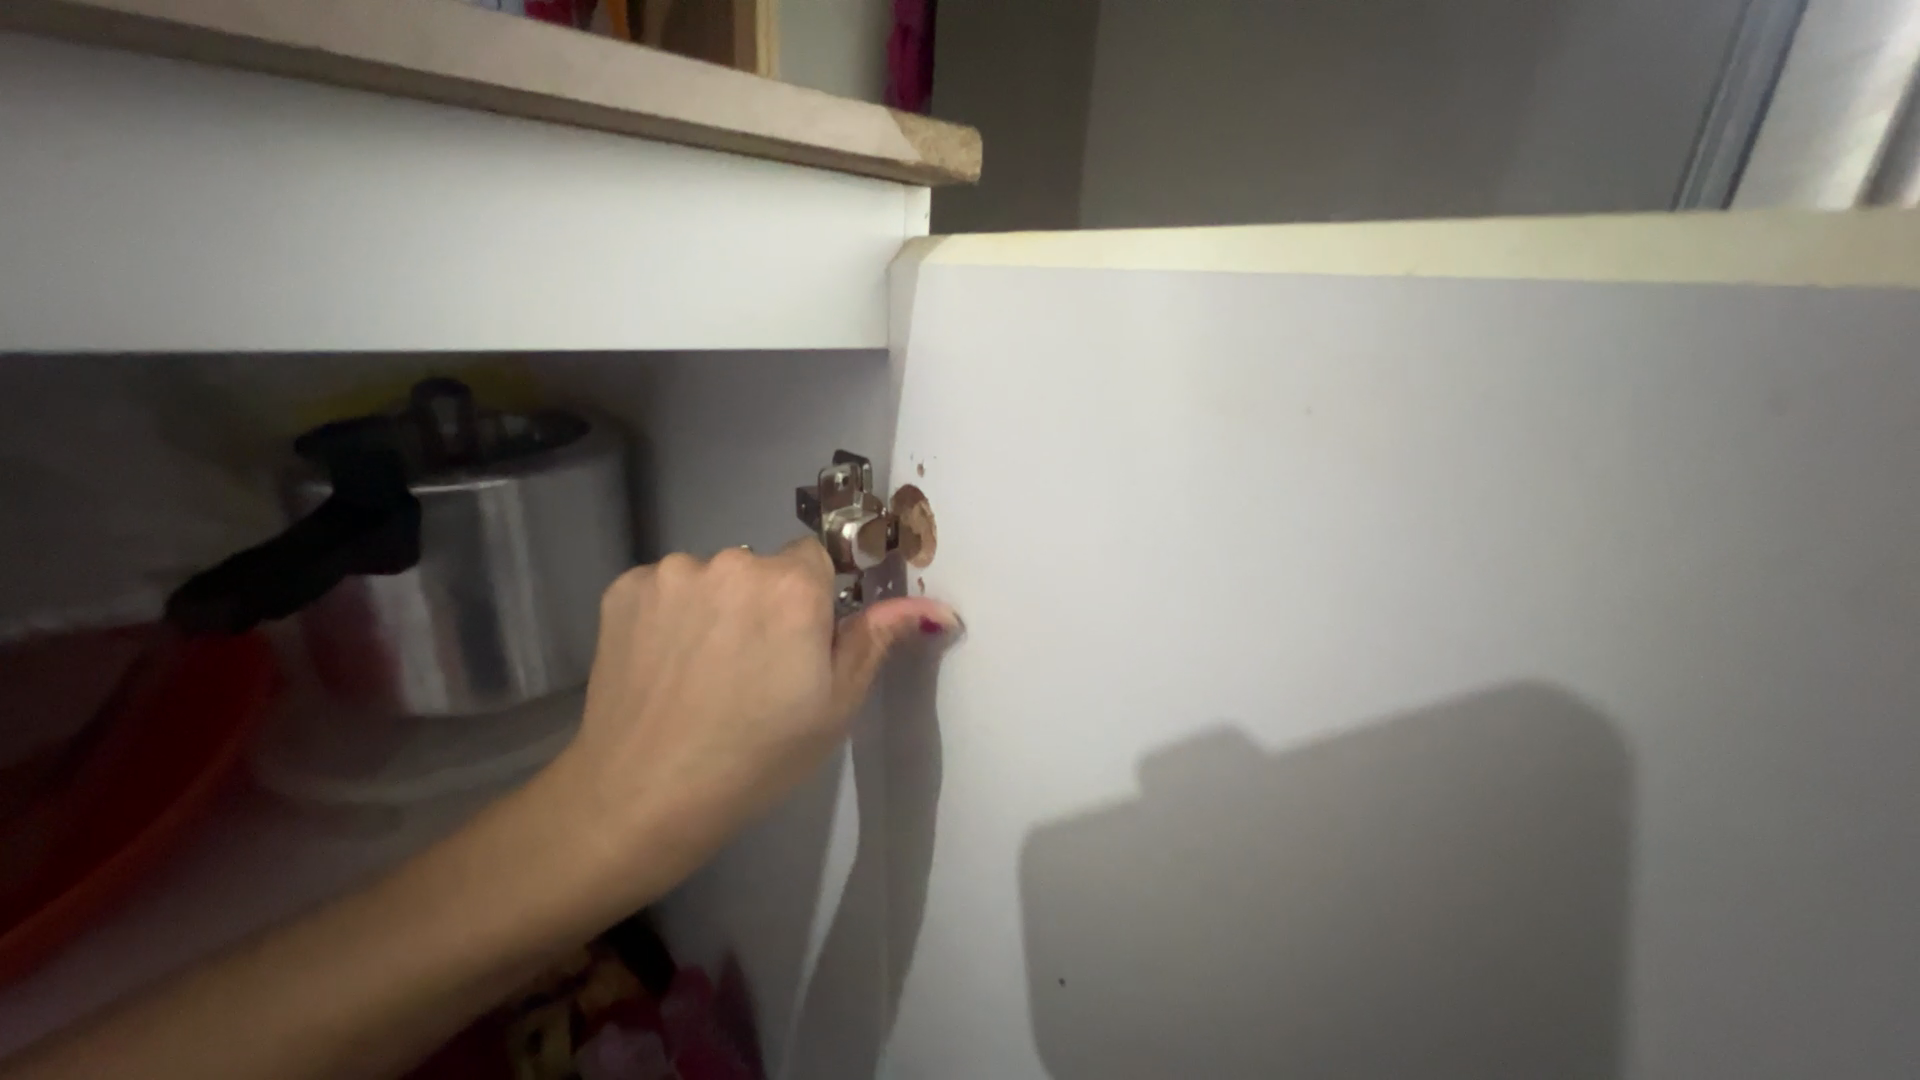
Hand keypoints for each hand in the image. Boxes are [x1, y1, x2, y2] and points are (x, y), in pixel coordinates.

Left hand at [541, 539, 956, 900]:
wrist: (643, 796)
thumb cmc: (758, 756)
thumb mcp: (835, 706)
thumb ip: (878, 639)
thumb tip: (938, 608)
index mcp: (793, 588)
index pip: (815, 559)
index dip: (811, 602)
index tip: (798, 645)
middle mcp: (733, 562)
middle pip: (762, 568)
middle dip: (764, 603)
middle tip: (751, 668)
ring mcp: (671, 573)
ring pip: (712, 577)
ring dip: (715, 606)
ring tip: (701, 671)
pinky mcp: (623, 589)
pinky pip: (664, 589)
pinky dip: (669, 615)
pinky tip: (664, 664)